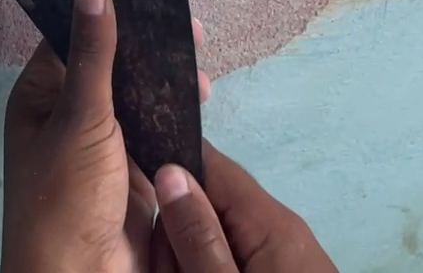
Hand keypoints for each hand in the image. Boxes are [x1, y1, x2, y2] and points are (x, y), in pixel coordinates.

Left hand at [0, 0, 210, 272]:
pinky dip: (176, 114)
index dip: (107, 11)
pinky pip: (154, 129)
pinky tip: (201, 100)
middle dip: (148, 47)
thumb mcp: (79, 116)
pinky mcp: (132, 170)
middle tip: (191, 31)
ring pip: (136, 96)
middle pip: (111, 64)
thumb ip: (93, 53)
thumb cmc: (65, 194)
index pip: (73, 36)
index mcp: (41, 93)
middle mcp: (69, 112)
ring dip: (166, 80)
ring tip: (201, 69)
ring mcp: (102, 142)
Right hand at [149, 143, 337, 272]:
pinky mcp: (281, 270)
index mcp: (272, 221)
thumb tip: (169, 170)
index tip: (139, 197)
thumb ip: (199, 237)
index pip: (207, 160)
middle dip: (176, 230)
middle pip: (207, 199)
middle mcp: (280, 225)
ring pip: (214, 230)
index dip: (168, 170)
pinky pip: (232, 253)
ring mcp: (283, 251)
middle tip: (166, 269)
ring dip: (189, 252)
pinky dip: (209, 264)